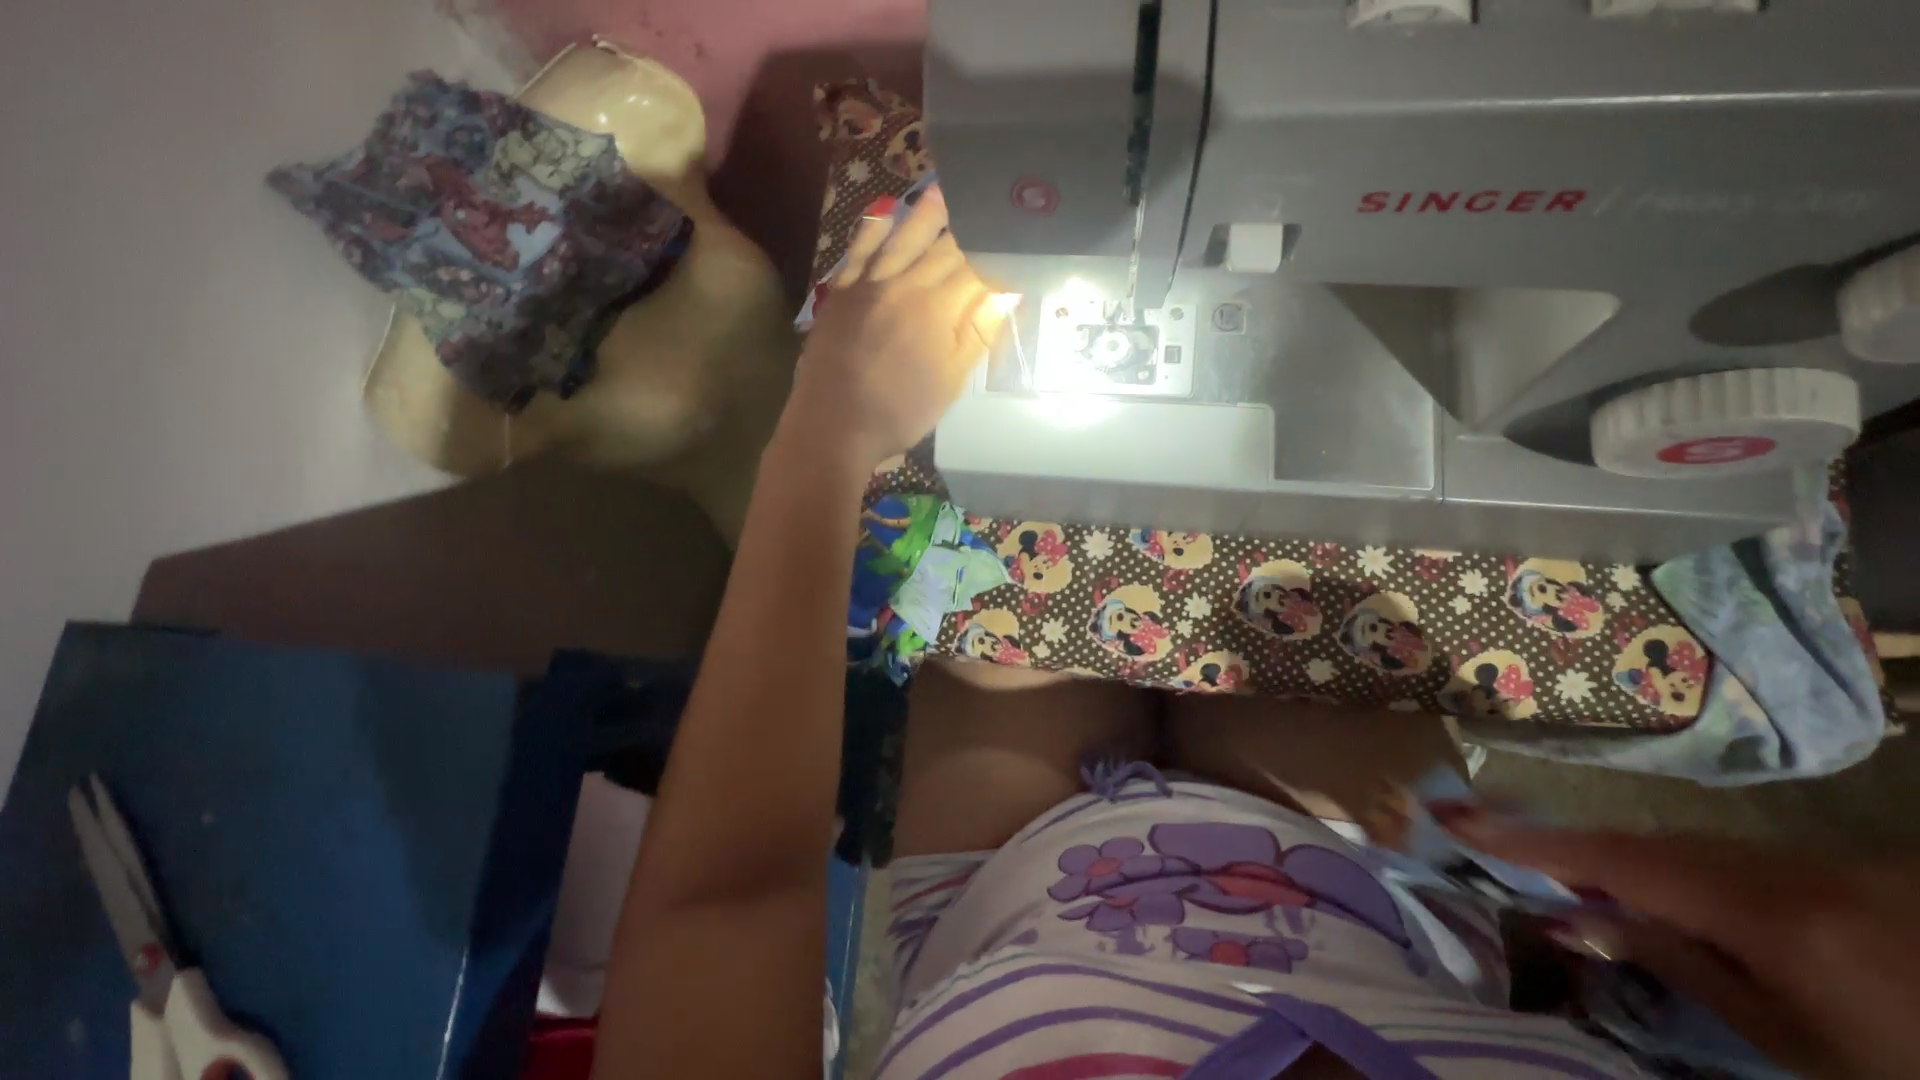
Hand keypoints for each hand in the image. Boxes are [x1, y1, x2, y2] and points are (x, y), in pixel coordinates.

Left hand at [781, 186, 1010, 469]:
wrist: (831, 426)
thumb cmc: (899, 413)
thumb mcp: (949, 382)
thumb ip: (977, 333)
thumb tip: (1005, 293)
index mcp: (936, 308)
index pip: (975, 269)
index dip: (997, 256)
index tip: (1013, 242)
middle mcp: (903, 284)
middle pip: (942, 248)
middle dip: (968, 228)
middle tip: (986, 203)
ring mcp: (867, 285)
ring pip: (901, 239)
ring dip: (924, 214)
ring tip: (943, 189)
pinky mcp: (839, 293)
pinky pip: (858, 252)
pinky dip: (872, 231)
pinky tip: (883, 214)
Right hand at [1446, 811, 1919, 1078]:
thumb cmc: (1895, 1053)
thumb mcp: (1781, 1031)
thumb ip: (1672, 958)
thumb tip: (1572, 917)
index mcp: (1758, 908)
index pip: (1613, 861)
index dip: (1529, 840)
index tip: (1456, 816)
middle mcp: (1772, 863)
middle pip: (1640, 842)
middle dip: (1567, 849)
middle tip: (1494, 844)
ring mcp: (1804, 856)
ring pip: (1679, 844)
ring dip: (1618, 861)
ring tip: (1569, 880)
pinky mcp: (1829, 863)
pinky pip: (1720, 855)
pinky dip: (1672, 869)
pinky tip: (1666, 896)